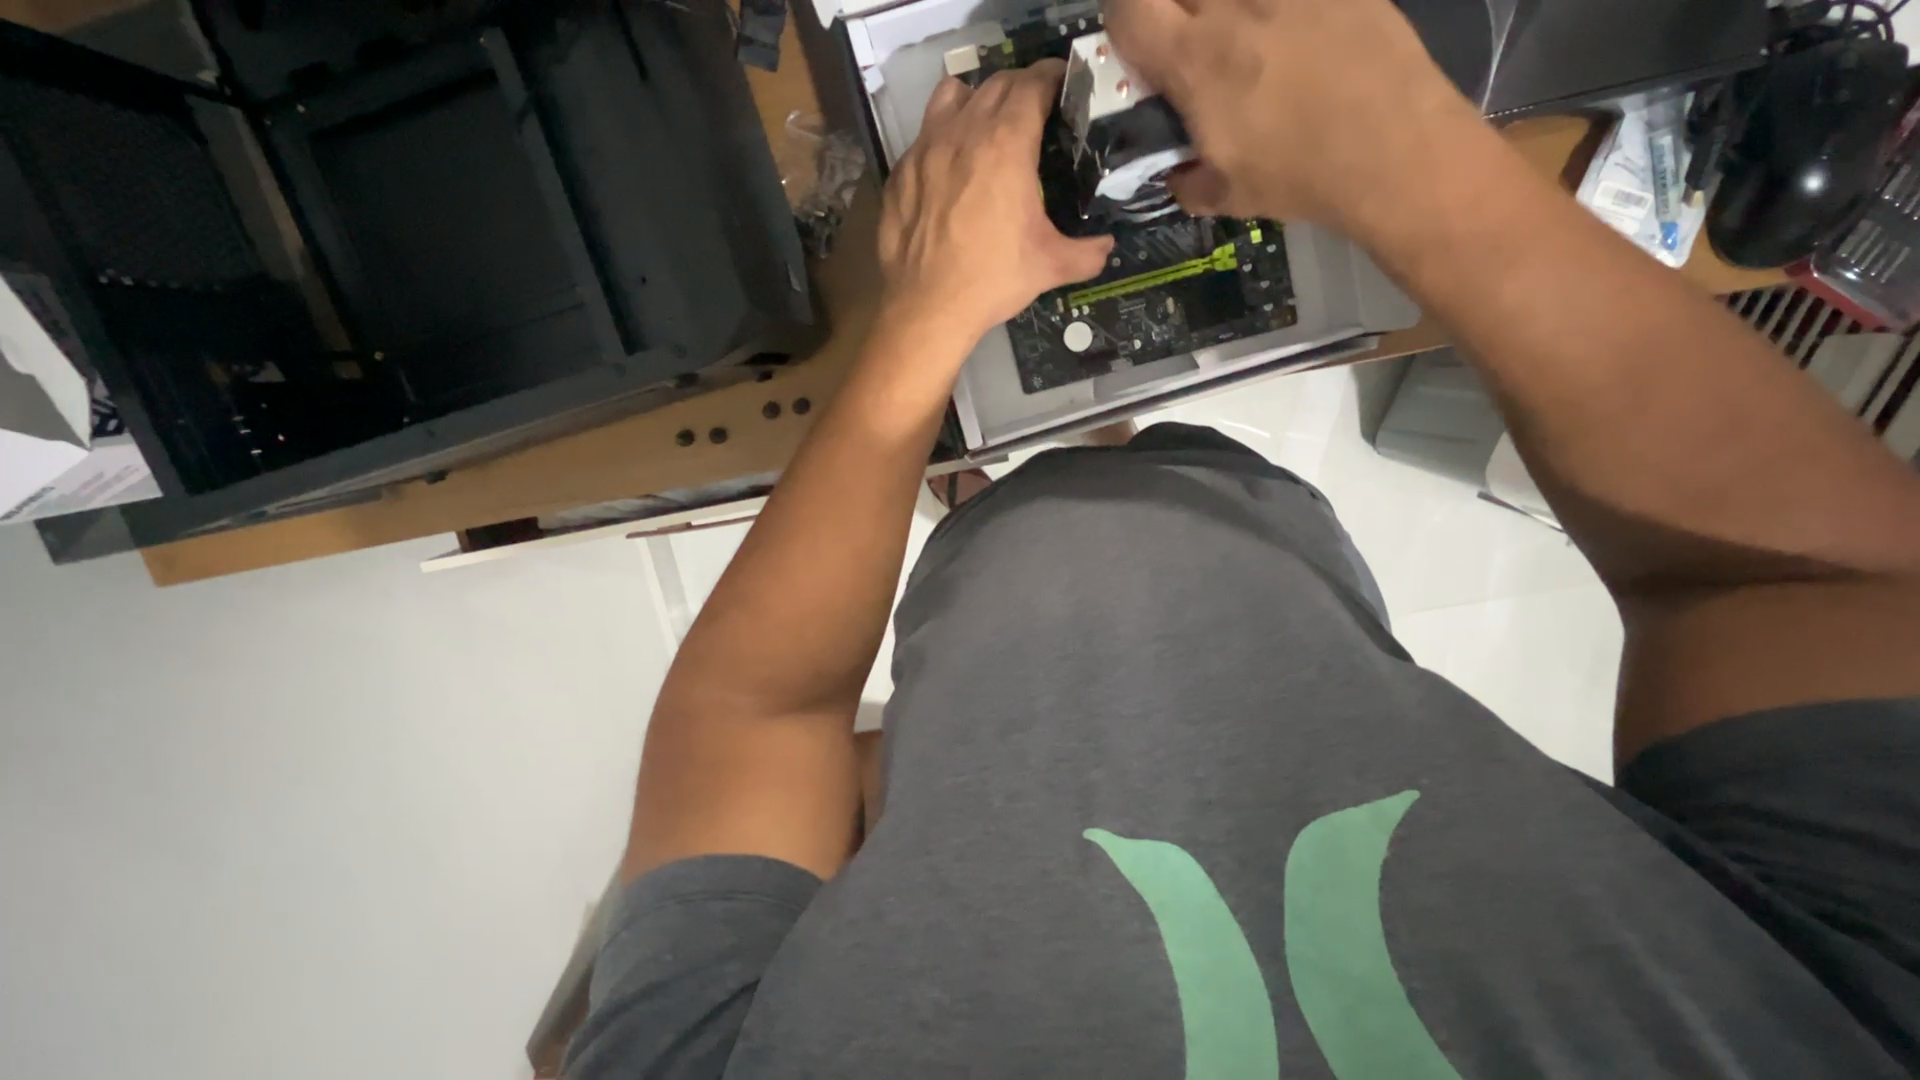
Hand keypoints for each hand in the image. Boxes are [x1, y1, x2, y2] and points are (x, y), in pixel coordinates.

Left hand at [877, 60, 1114, 347]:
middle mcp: (962, 133)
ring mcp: (924, 149)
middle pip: (994, 85)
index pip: (1032, 84)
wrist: (927, 308)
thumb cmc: (992, 281)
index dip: (1051, 78)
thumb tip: (1107, 248)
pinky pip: (924, 136)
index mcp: (1005, 143)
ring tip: (987, 123)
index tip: (1063, 87)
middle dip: (1018, 88)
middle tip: (1034, 108)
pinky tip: (951, 167)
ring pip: (951, 97)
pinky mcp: (900, 172)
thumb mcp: (1051, 266)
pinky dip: (943, 137)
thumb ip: (1087, 252)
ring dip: (976, 100)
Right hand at [1106, 0, 1483, 232]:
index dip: (1123, 25)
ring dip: (1228, 11)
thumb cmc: (1300, 177)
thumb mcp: (1226, 196)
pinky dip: (1283, 11)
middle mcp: (1235, 8)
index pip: (1128, 10)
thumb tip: (1178, 173)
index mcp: (1196, 61)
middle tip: (1191, 44)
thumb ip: (1187, 180)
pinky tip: (1300, 37)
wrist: (1396, 150)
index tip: (1139, 50)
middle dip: (1175, 12)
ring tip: (1250, 42)